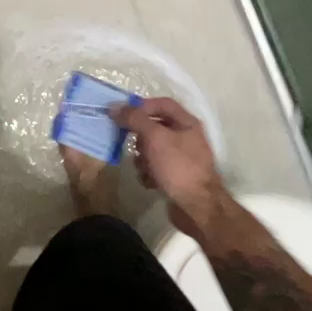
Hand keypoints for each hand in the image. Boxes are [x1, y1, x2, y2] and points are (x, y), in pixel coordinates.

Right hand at [112, 97, 229, 235]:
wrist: (196, 206)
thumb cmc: (178, 167)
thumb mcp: (155, 138)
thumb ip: (135, 120)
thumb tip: (115, 107)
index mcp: (186, 122)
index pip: (161, 104)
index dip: (141, 106)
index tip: (123, 116)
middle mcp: (185, 137)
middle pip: (154, 127)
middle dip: (140, 138)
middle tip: (131, 145)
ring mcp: (181, 158)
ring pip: (152, 149)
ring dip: (142, 158)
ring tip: (143, 168)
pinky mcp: (175, 176)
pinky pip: (155, 168)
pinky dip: (149, 173)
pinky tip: (150, 182)